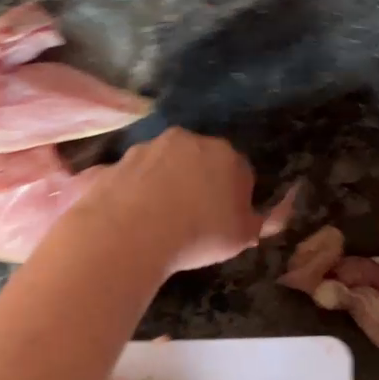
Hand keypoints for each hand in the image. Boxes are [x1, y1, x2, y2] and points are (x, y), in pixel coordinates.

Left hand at [72, 128, 267, 272]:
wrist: (131, 235)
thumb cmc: (198, 235)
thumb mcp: (242, 238)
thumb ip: (258, 222)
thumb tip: (265, 216)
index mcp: (225, 155)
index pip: (240, 172)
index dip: (236, 198)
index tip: (227, 220)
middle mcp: (186, 141)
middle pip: (199, 161)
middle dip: (199, 182)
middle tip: (194, 218)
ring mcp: (146, 149)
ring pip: (161, 164)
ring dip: (163, 183)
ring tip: (158, 220)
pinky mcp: (113, 164)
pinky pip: (127, 178)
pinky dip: (129, 192)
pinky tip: (128, 217)